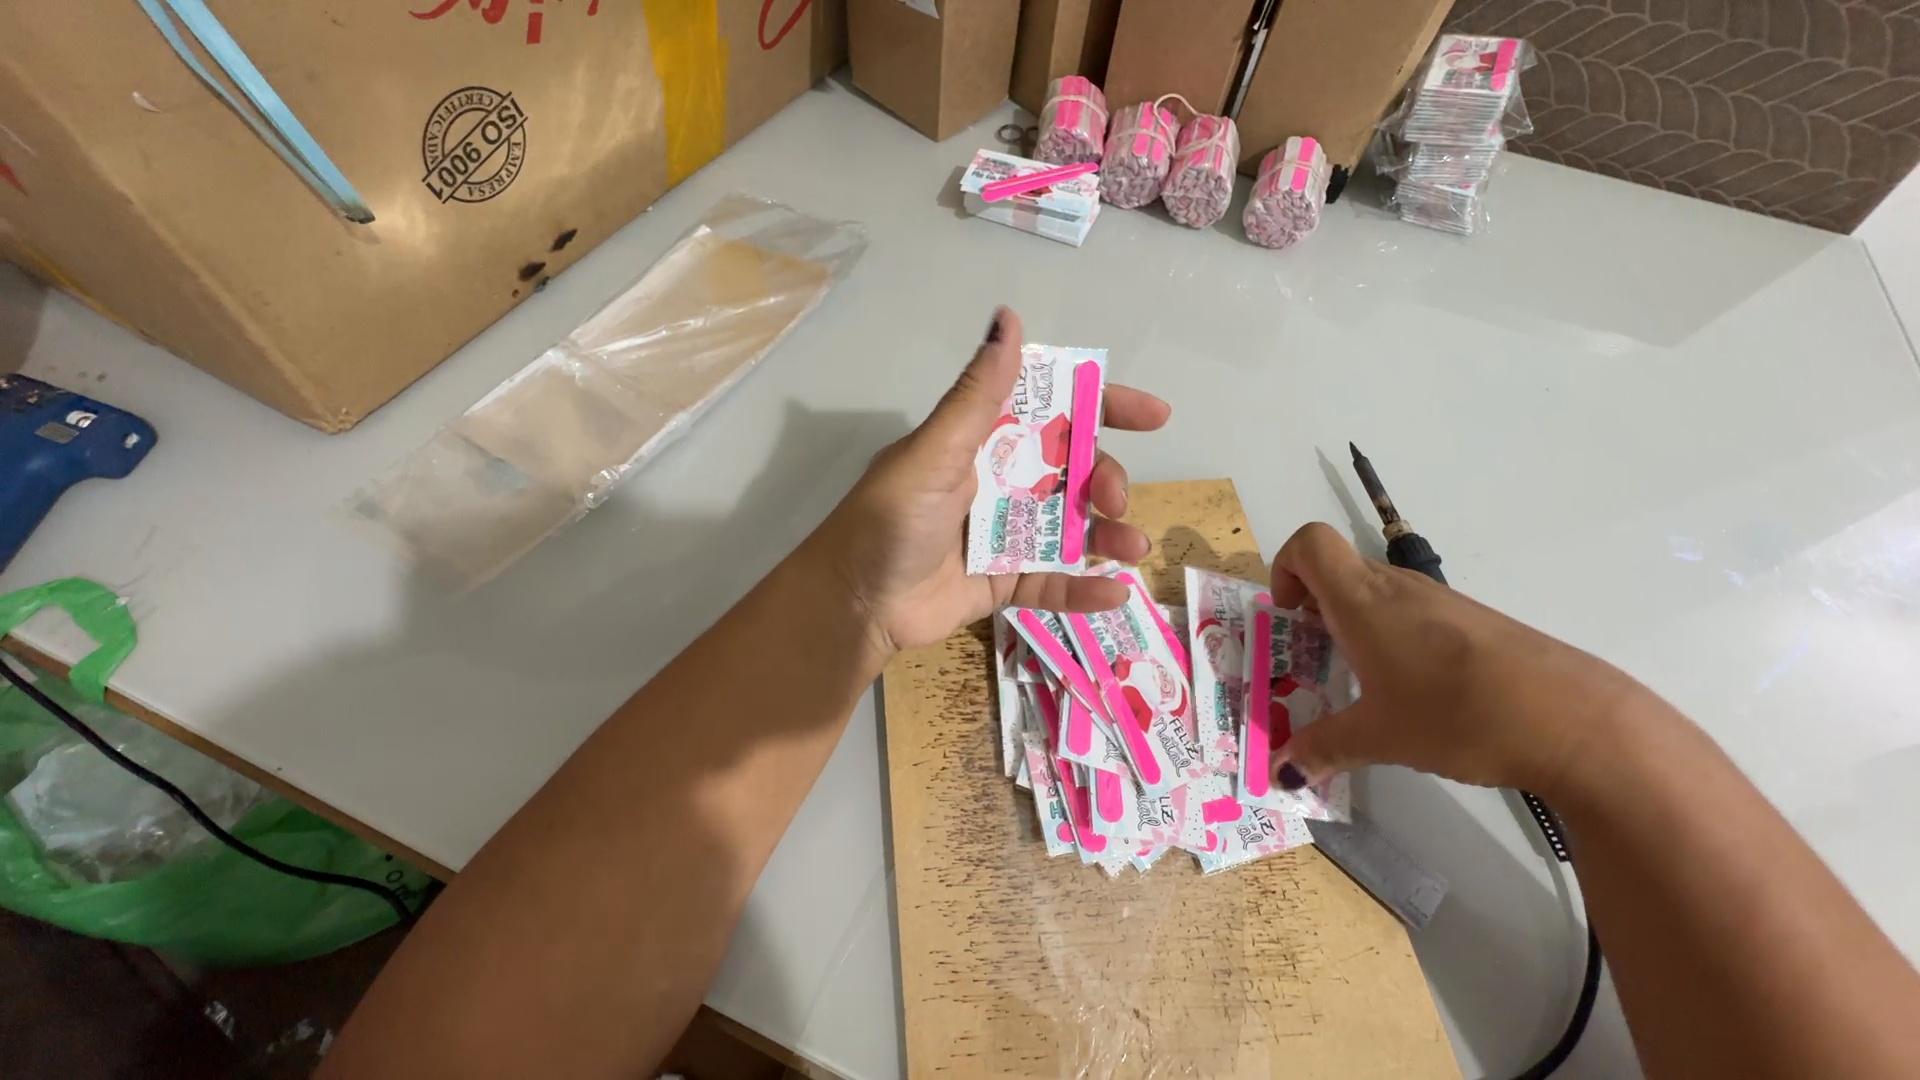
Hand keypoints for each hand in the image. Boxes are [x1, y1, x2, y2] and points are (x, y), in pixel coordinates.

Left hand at [805, 307, 1170, 654]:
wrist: (854, 603)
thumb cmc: (889, 520)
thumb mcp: (933, 453)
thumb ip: (978, 396)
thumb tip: (1009, 317)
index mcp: (984, 442)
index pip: (1054, 412)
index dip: (1104, 406)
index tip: (1154, 415)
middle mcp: (1001, 482)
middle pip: (1075, 471)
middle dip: (1106, 478)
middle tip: (1113, 500)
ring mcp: (1006, 534)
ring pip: (1073, 527)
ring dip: (1110, 534)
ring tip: (1132, 546)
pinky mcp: (1004, 582)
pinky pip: (1054, 581)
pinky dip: (1085, 587)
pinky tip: (1116, 592)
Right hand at [1268, 523, 1652, 796]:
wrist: (1576, 722)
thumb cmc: (1457, 714)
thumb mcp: (1379, 738)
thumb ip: (1322, 748)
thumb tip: (1280, 774)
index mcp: (1362, 600)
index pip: (1309, 542)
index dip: (1285, 570)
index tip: (1289, 621)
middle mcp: (1396, 588)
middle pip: (1337, 572)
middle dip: (1310, 613)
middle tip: (1310, 667)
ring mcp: (1439, 601)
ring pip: (1373, 596)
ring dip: (1349, 629)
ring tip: (1358, 687)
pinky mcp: (1471, 623)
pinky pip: (1409, 616)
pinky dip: (1389, 641)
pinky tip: (1411, 694)